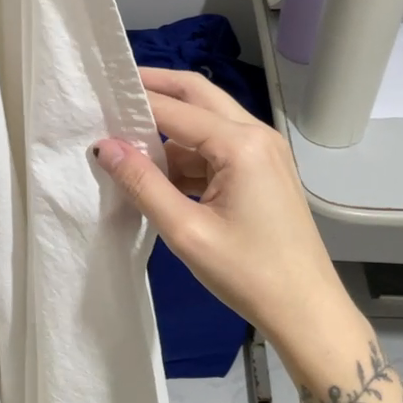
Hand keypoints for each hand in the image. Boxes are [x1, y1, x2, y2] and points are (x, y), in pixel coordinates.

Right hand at [94, 68, 352, 339]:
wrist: (307, 312)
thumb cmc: (248, 274)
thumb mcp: (186, 232)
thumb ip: (143, 184)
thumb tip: (105, 146)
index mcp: (241, 144)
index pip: (175, 109)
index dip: (134, 102)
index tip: (95, 97)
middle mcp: (256, 135)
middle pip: (197, 95)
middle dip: (155, 90)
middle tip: (111, 92)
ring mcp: (263, 152)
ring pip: (207, 121)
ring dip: (169, 126)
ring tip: (123, 136)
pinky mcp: (262, 171)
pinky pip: (217, 147)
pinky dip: (186, 152)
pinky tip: (156, 171)